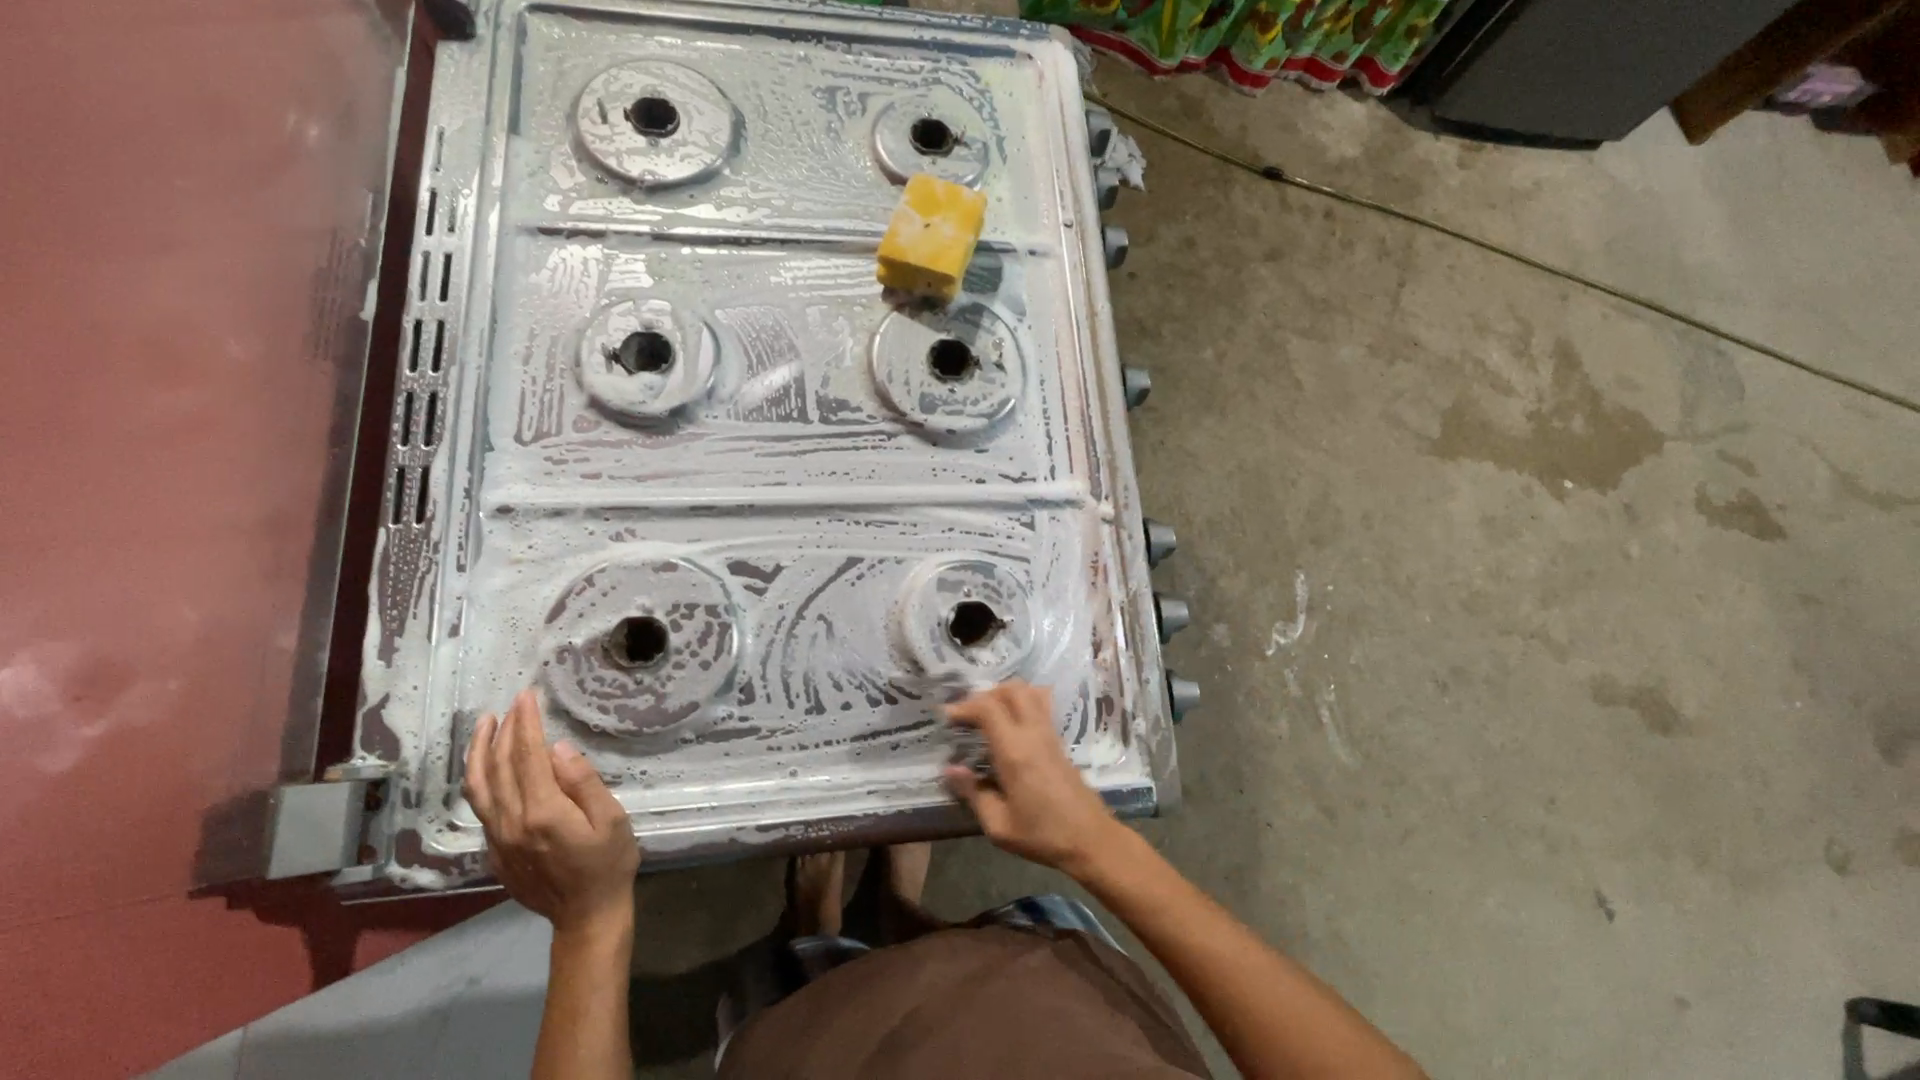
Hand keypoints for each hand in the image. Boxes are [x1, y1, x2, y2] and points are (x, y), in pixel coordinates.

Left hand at [463, 688, 639, 934]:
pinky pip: (480, 806)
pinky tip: (488, 766)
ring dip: (480, 751)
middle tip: (513, 705)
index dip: (526, 723)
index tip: (527, 697)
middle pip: (499, 766)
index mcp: (543, 812)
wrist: (586, 916)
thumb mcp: (612, 820)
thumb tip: (558, 749)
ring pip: (478, 786)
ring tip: (486, 725)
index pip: (528, 756)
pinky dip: (480, 777)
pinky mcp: (494, 851)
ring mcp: (498, 838)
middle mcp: (512, 822)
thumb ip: (584, 782)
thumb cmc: (609, 865)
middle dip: (505, 730)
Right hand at [942, 681, 1128, 878]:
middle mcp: (1034, 734)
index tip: (947, 718)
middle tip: (969, 715)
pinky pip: (1041, 707)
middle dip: (985, 694)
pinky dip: (1021, 704)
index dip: (964, 706)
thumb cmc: (1042, 835)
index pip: (988, 708)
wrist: (1091, 840)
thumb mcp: (998, 825)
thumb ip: (972, 793)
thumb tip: (951, 769)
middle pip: (1012, 689)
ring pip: (1030, 693)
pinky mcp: (1060, 742)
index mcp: (1015, 752)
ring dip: (1005, 696)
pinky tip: (1010, 727)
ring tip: (988, 716)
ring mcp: (1050, 735)